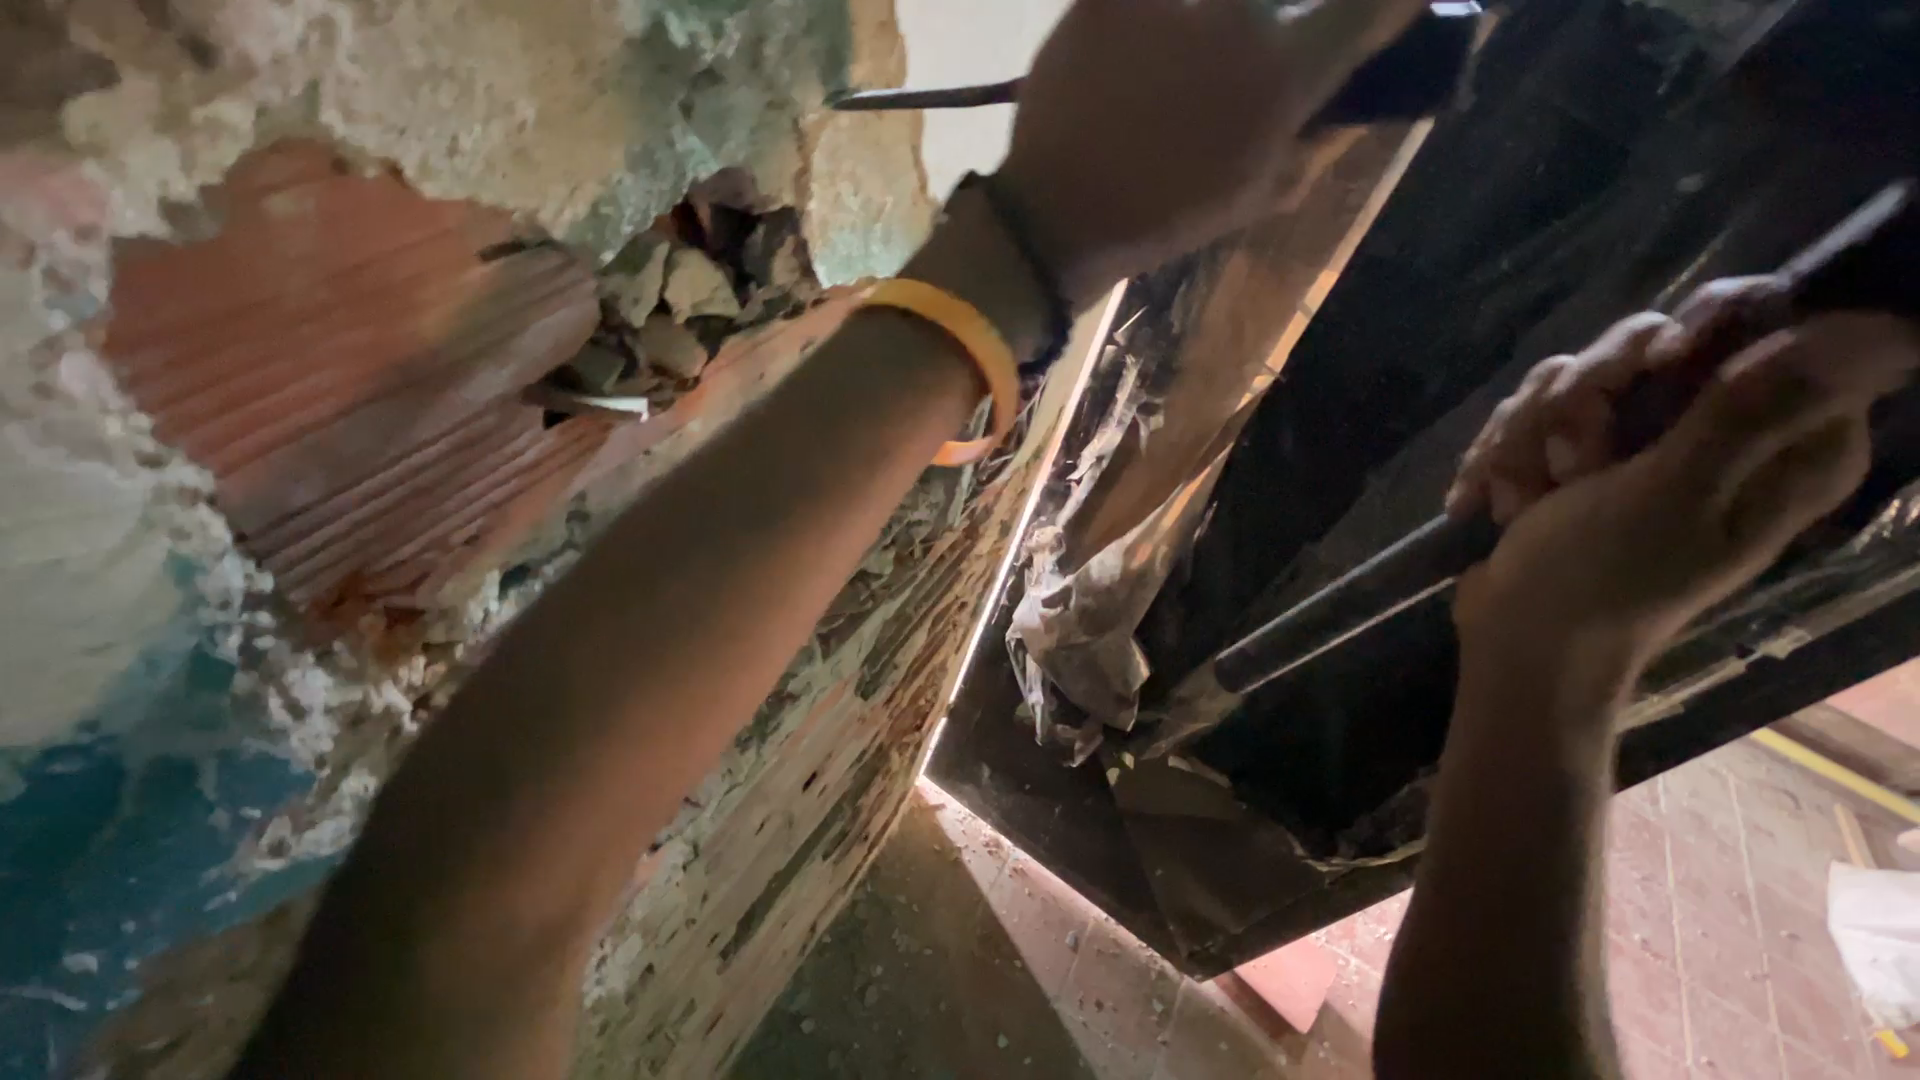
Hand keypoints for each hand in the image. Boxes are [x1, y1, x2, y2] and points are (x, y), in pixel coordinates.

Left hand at [994, 0, 1430, 307]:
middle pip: (1267, 2)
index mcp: (1281, 82)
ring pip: (1198, 1)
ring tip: (1158, 97)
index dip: (1383, 7)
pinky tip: (1134, 54)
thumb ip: (1308, 150)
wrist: (1057, 225)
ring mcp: (1170, 5)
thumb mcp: (1247, 202)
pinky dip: (1140, 14)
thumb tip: (1346, 113)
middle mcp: (1239, 25)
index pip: (1366, 10)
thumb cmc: (1158, 222)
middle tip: (1220, 86)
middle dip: (1261, 28)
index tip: (1384, 9)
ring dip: (1195, 32)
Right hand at [1448, 286, 1919, 672]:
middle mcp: (1713, 431)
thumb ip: (1746, 411)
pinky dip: (1499, 457)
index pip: (1760, 329)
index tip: (1653, 368)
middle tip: (1570, 464)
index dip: (1696, 334)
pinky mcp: (1573, 456)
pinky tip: (1490, 501)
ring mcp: (1635, 443)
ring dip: (1526, 439)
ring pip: (1566, 377)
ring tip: (1520, 500)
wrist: (1518, 638)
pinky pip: (1524, 414)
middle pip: (1642, 343)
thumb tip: (1872, 325)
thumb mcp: (1671, 496)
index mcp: (1777, 441)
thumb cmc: (1601, 578)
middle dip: (1580, 401)